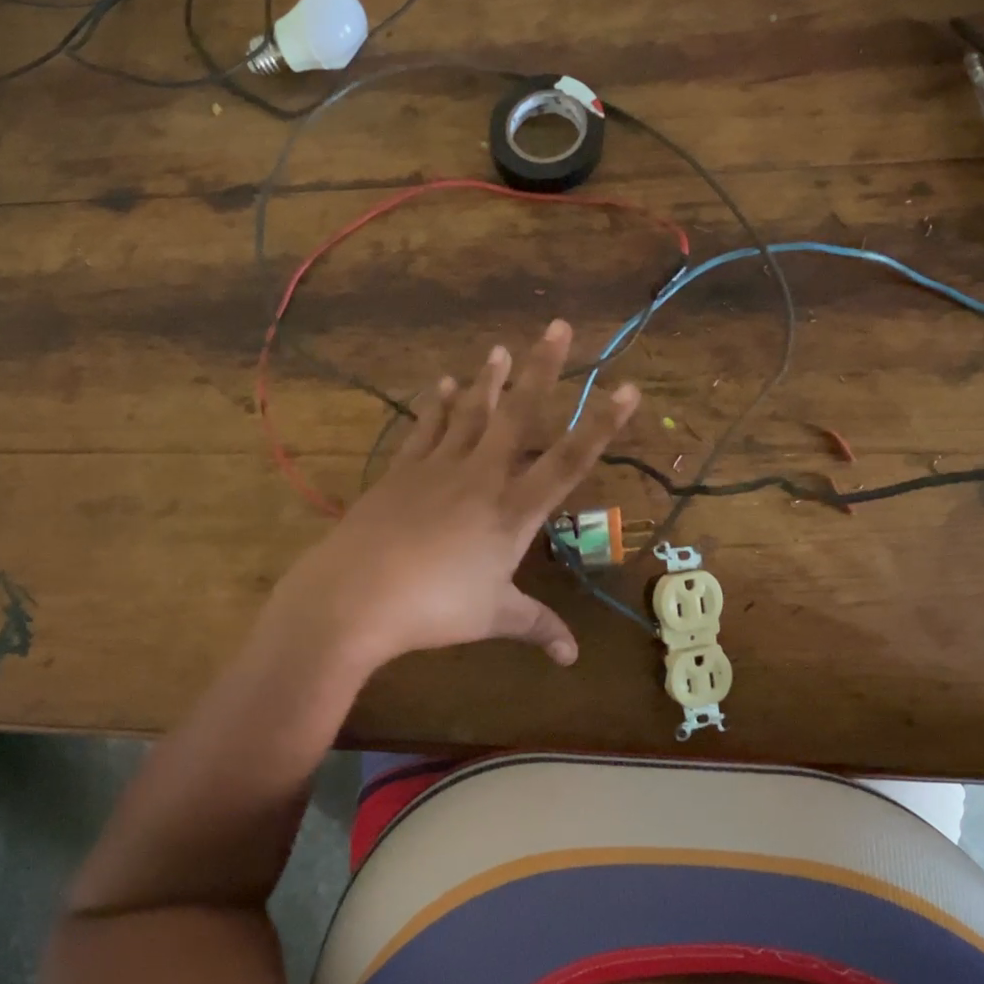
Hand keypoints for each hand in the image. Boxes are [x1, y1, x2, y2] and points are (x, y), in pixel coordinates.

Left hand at [259, 319, 639, 673]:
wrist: (356, 595)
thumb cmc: (434, 609)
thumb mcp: (493, 617)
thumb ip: (535, 626)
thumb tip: (571, 656)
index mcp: (512, 513)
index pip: (568, 462)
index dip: (600, 425)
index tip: (626, 386)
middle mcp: (480, 478)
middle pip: (517, 416)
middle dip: (542, 370)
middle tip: (557, 326)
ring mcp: (437, 469)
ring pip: (470, 413)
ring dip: (487, 380)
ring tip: (498, 348)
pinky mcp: (400, 472)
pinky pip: (424, 429)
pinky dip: (435, 406)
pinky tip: (441, 385)